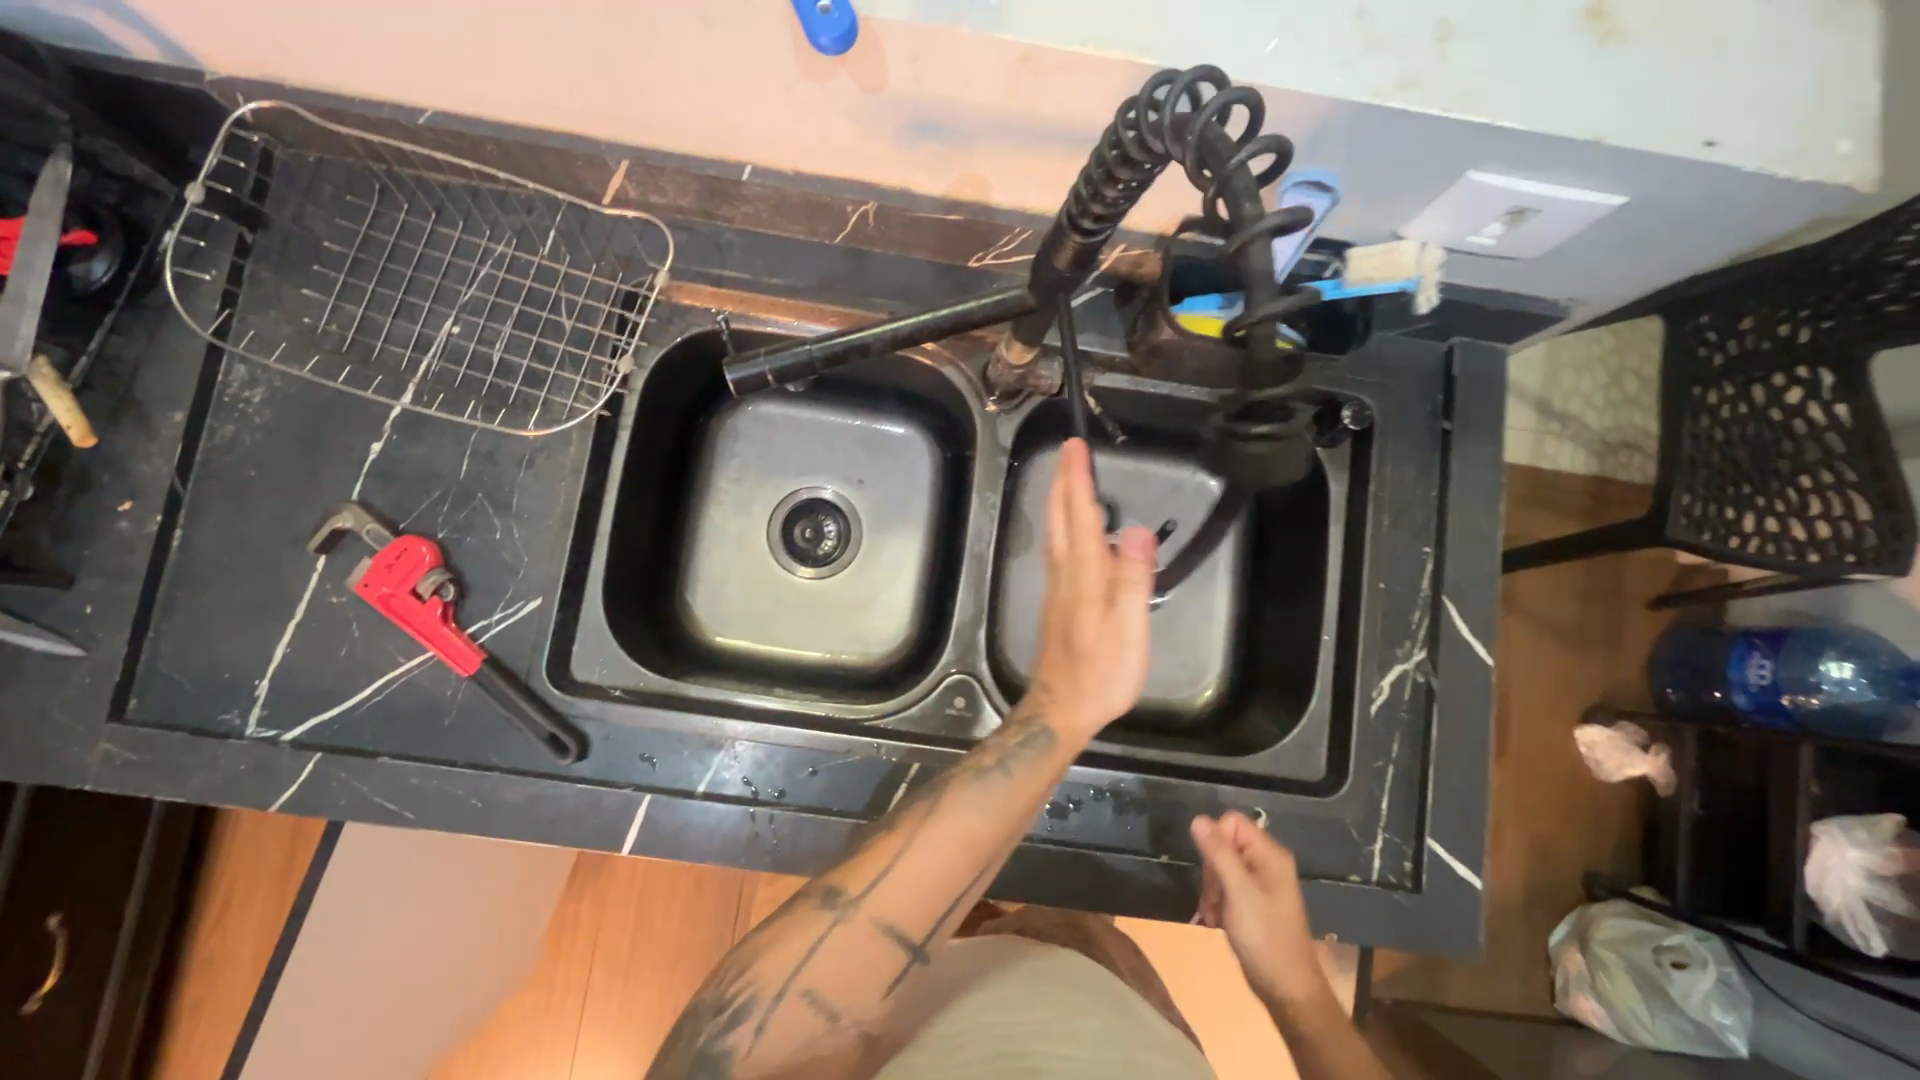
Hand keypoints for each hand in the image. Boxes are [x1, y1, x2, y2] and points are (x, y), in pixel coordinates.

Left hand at [1026, 438, 1157, 738]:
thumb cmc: (1101, 672)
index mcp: (1083, 574)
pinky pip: (1057, 550)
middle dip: (1062, 481)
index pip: (1080, 515)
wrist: (1061, 707)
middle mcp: (1064, 573)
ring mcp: (1056, 588)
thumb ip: (1132, 580)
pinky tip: (1069, 531)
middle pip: (1060, 518)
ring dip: (1059, 500)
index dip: (1077, 479)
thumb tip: (1136, 530)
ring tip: (1066, 479)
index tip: (1075, 446)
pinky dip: (1061, 526)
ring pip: (1054, 533)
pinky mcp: (1056, 603)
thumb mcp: (1128, 629)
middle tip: (1068, 451)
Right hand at [1191, 812, 1329, 1007]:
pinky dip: (1216, 904)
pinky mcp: (1251, 903)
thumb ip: (1218, 854)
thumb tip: (1197, 819)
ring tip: (1216, 916)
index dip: (1215, 840)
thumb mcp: (1238, 893)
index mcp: (1270, 855)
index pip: (1232, 822)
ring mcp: (1258, 885)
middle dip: (1211, 872)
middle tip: (1216, 898)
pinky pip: (1224, 889)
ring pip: (1219, 869)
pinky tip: (1218, 922)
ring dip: (1211, 892)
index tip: (1212, 868)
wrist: (1286, 989)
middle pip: (1223, 845)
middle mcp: (1265, 864)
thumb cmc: (1265, 938)